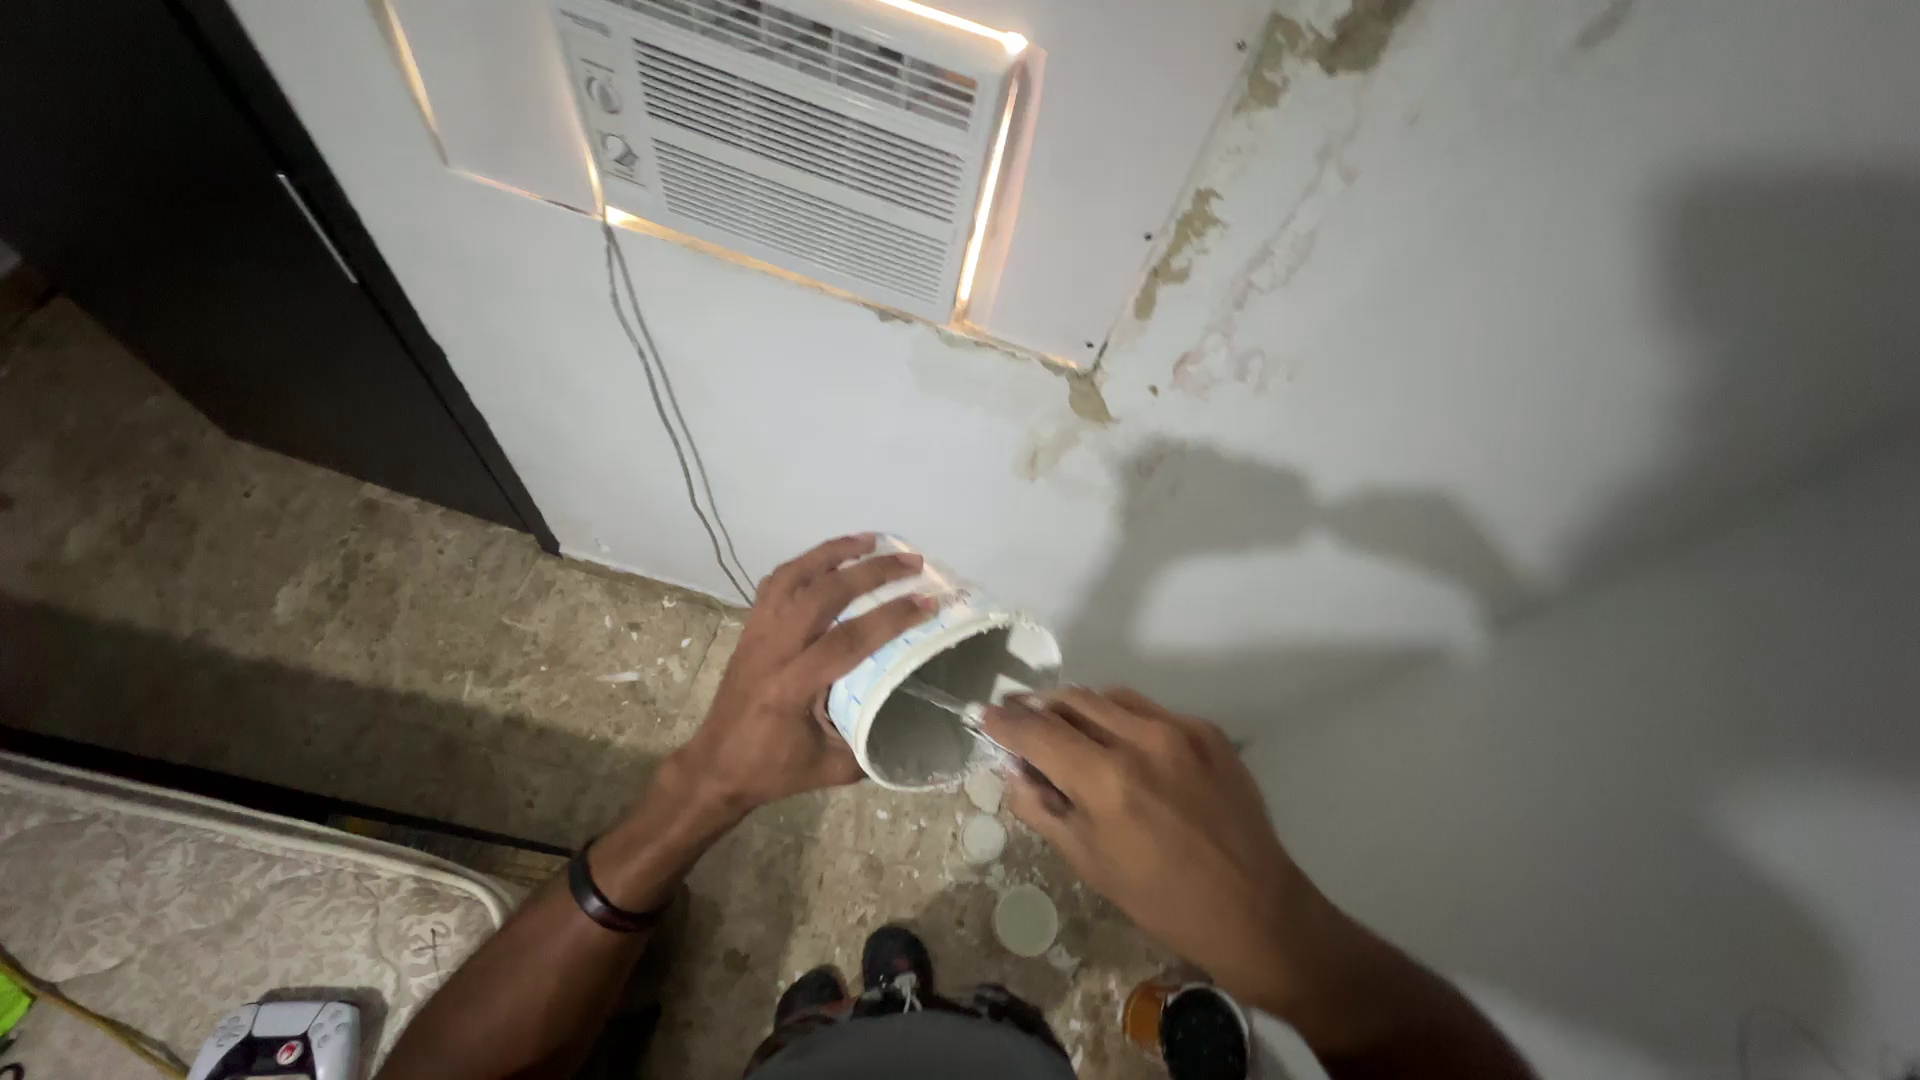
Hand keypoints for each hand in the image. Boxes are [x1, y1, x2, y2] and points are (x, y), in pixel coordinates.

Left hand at [677, 534, 936, 811]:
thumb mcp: (831, 768)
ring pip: (794, 576)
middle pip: (822, 594)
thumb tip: (911, 708)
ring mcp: (756, 633)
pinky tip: (832, 558)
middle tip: (911, 561)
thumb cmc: (774, 771)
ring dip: (835, 552)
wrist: (715, 766)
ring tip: (871, 540)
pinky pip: (777, 583)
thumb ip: (871, 739)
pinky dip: (807, 563)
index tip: (927, 602)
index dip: (890, 618)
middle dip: (871, 572)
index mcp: (790, 688)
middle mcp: (771, 650)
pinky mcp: (750, 627)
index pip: (846, 641)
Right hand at [983, 687, 1339, 1009]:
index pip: (1038, 732)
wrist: (1253, 908)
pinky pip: (1149, 711)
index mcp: (1106, 780)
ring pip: (1110, 697)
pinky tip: (1120, 743)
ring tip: (1064, 725)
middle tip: (1019, 715)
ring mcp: (1180, 729)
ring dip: (1078, 707)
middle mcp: (1141, 740)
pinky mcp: (1207, 731)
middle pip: (1072, 700)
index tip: (984, 715)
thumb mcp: (1087, 861)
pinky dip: (1122, 719)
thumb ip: (1041, 806)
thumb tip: (1012, 769)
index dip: (1004, 722)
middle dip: (1037, 705)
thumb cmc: (1160, 898)